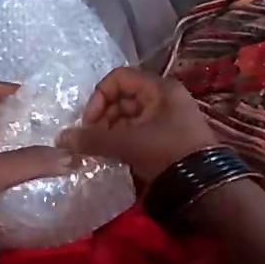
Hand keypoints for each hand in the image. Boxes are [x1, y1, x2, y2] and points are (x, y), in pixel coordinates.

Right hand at [55, 67, 219, 180]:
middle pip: (122, 98)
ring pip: (128, 118)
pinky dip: (121, 141)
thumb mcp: (129, 143)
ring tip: (99, 151)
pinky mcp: (165, 139)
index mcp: (159, 89)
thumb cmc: (167, 152)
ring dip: (110, 132)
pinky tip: (111, 156)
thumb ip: (94, 139)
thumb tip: (61, 139)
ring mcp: (165, 119)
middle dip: (103, 117)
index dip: (100, 96)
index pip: (119, 78)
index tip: (90, 122)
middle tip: (91, 140)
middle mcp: (163, 99)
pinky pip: (136, 133)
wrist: (203, 185)